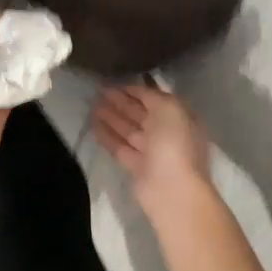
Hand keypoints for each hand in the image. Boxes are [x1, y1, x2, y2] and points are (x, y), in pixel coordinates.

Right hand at [92, 82, 216, 218]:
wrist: (171, 188)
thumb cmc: (174, 143)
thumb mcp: (169, 109)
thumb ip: (153, 96)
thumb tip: (138, 91)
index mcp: (179, 119)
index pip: (156, 100)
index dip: (137, 91)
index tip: (117, 83)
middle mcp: (166, 134)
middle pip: (140, 114)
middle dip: (121, 103)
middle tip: (100, 91)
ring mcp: (151, 152)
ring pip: (128, 130)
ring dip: (112, 117)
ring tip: (92, 106)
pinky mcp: (136, 167)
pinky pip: (119, 147)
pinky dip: (107, 136)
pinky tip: (93, 125)